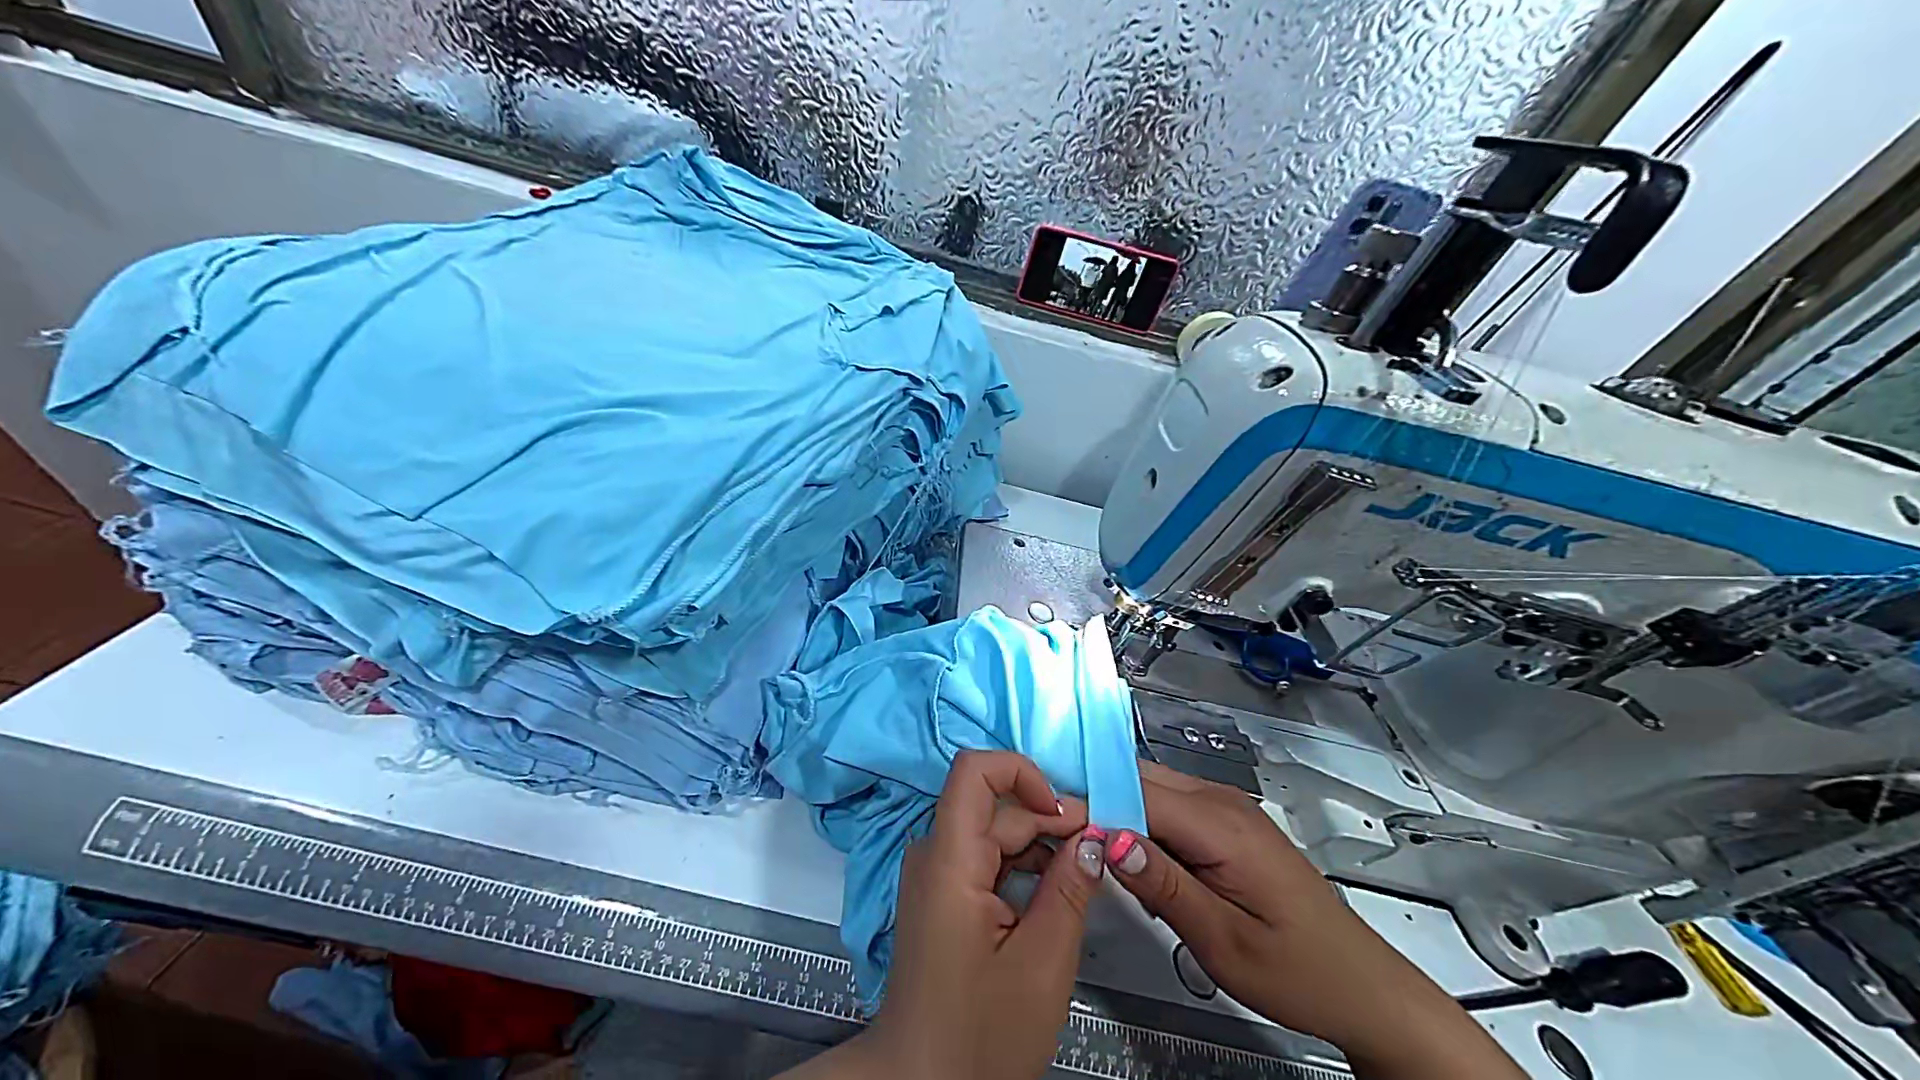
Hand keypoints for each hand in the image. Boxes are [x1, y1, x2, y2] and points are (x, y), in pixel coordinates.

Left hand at [781, 750, 1101, 1079]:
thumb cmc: (978, 1036)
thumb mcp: (1042, 964)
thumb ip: (1071, 890)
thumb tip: (1093, 841)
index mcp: (949, 860)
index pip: (974, 771)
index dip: (1022, 773)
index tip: (1065, 814)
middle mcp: (935, 855)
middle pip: (995, 807)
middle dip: (1049, 821)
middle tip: (1097, 852)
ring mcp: (936, 874)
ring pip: (994, 833)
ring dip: (1040, 847)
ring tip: (1082, 878)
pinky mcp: (942, 894)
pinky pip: (986, 859)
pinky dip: (1023, 868)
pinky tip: (1054, 894)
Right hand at [1101, 762, 1525, 1079]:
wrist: (1361, 985)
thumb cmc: (1298, 971)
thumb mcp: (1222, 941)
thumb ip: (1163, 885)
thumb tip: (1108, 838)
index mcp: (1224, 827)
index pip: (1138, 793)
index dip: (1091, 801)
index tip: (1052, 818)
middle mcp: (1224, 802)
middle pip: (1142, 780)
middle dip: (1100, 799)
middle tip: (1063, 832)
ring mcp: (1228, 807)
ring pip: (1154, 789)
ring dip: (1120, 811)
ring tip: (1093, 846)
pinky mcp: (1228, 821)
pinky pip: (1171, 805)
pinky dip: (1143, 821)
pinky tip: (1135, 856)